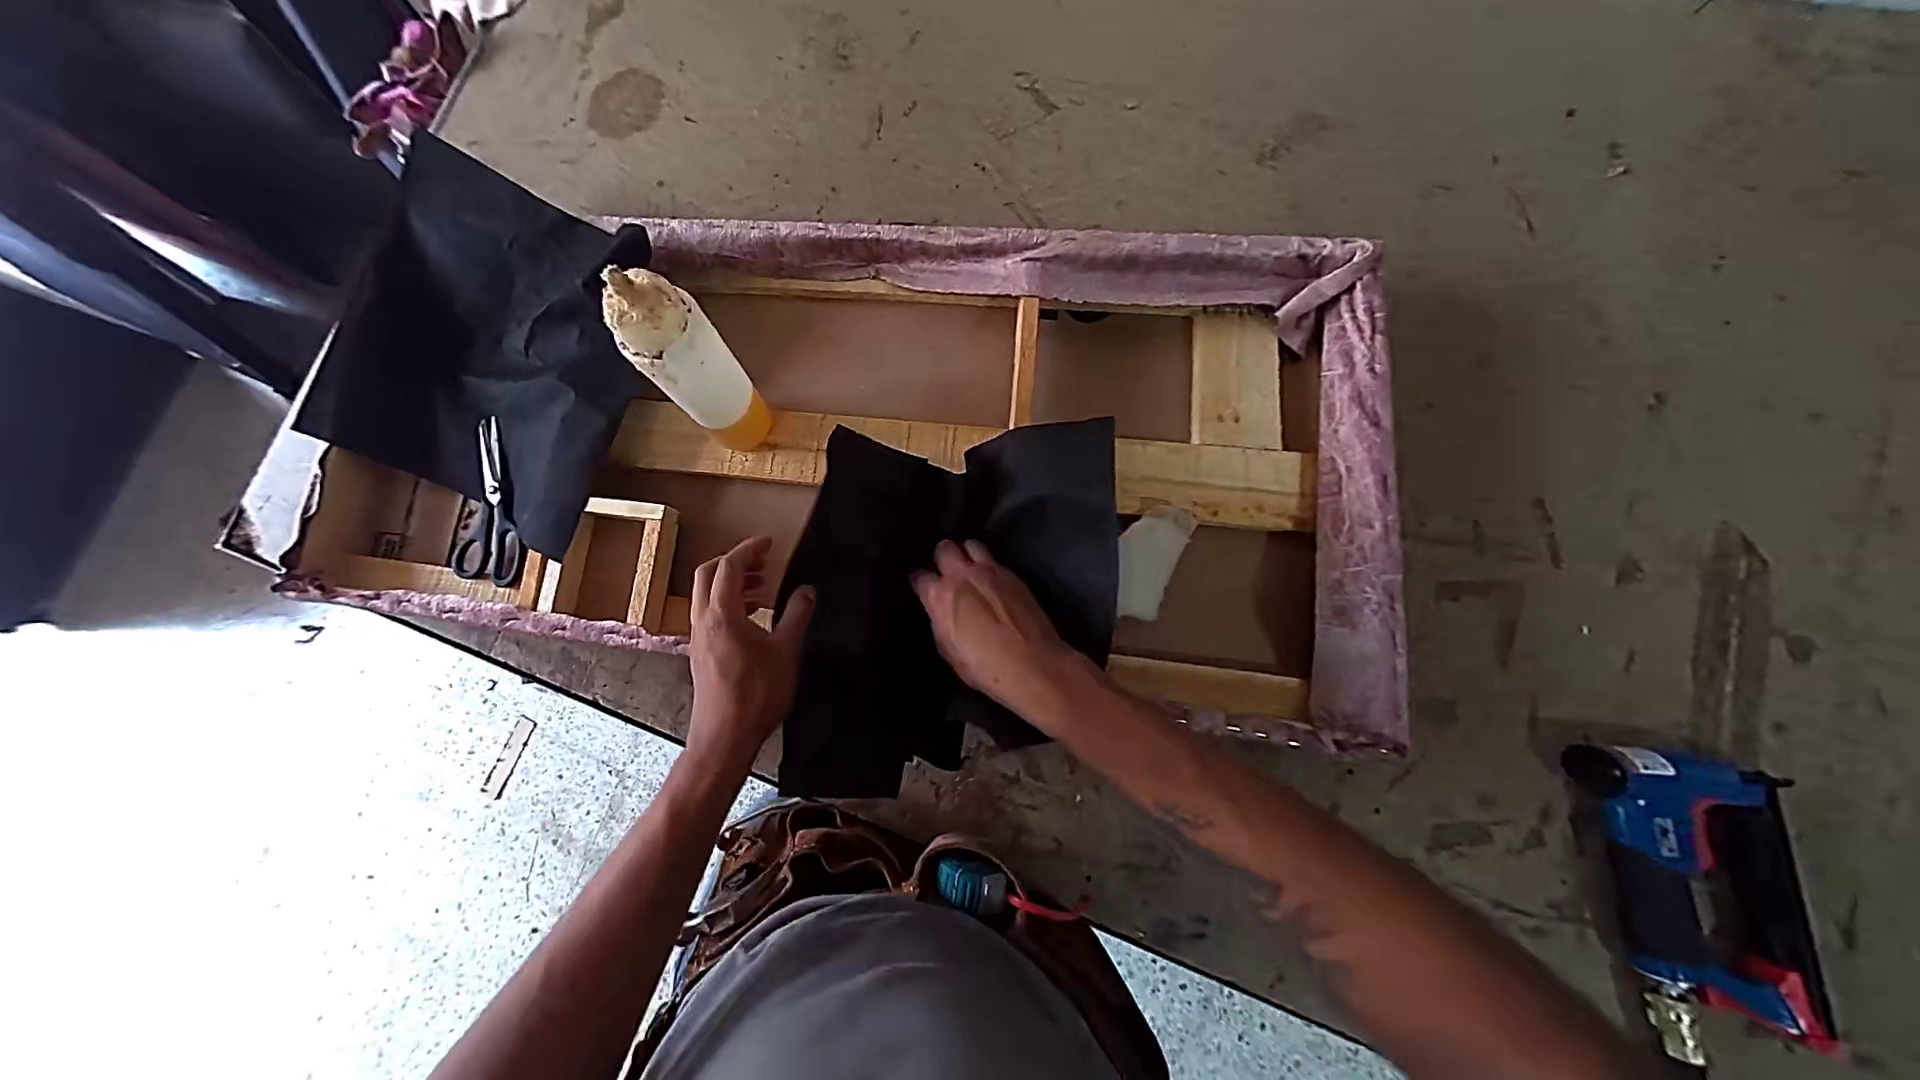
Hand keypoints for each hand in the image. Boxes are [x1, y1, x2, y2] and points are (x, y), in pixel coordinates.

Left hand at [687, 536, 814, 772]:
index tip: (767, 543)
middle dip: (734, 561)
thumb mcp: (786, 651)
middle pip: (708, 574)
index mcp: (722, 615)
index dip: (748, 549)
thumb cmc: (755, 696)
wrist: (725, 737)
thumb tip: (806, 591)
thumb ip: (796, 616)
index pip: (729, 566)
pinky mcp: (702, 654)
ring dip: (731, 583)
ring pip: (706, 595)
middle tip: (762, 562)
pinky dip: (729, 604)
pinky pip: (710, 615)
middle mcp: (703, 622)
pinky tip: (754, 619)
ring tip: (762, 589)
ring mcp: (699, 639)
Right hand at [910, 540, 1086, 723]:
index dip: (919, 581)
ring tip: (969, 566)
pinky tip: (991, 580)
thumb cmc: (984, 667)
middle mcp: (962, 576)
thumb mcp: (949, 650)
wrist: (1032, 664)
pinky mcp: (1013, 574)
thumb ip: (940, 622)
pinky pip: (994, 560)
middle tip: (945, 570)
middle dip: (942, 556)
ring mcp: (990, 571)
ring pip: (971, 545)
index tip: (922, 587)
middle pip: (945, 548)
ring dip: (967, 553)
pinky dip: (988, 566)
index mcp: (940, 597)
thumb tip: (940, 612)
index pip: (920, 577)